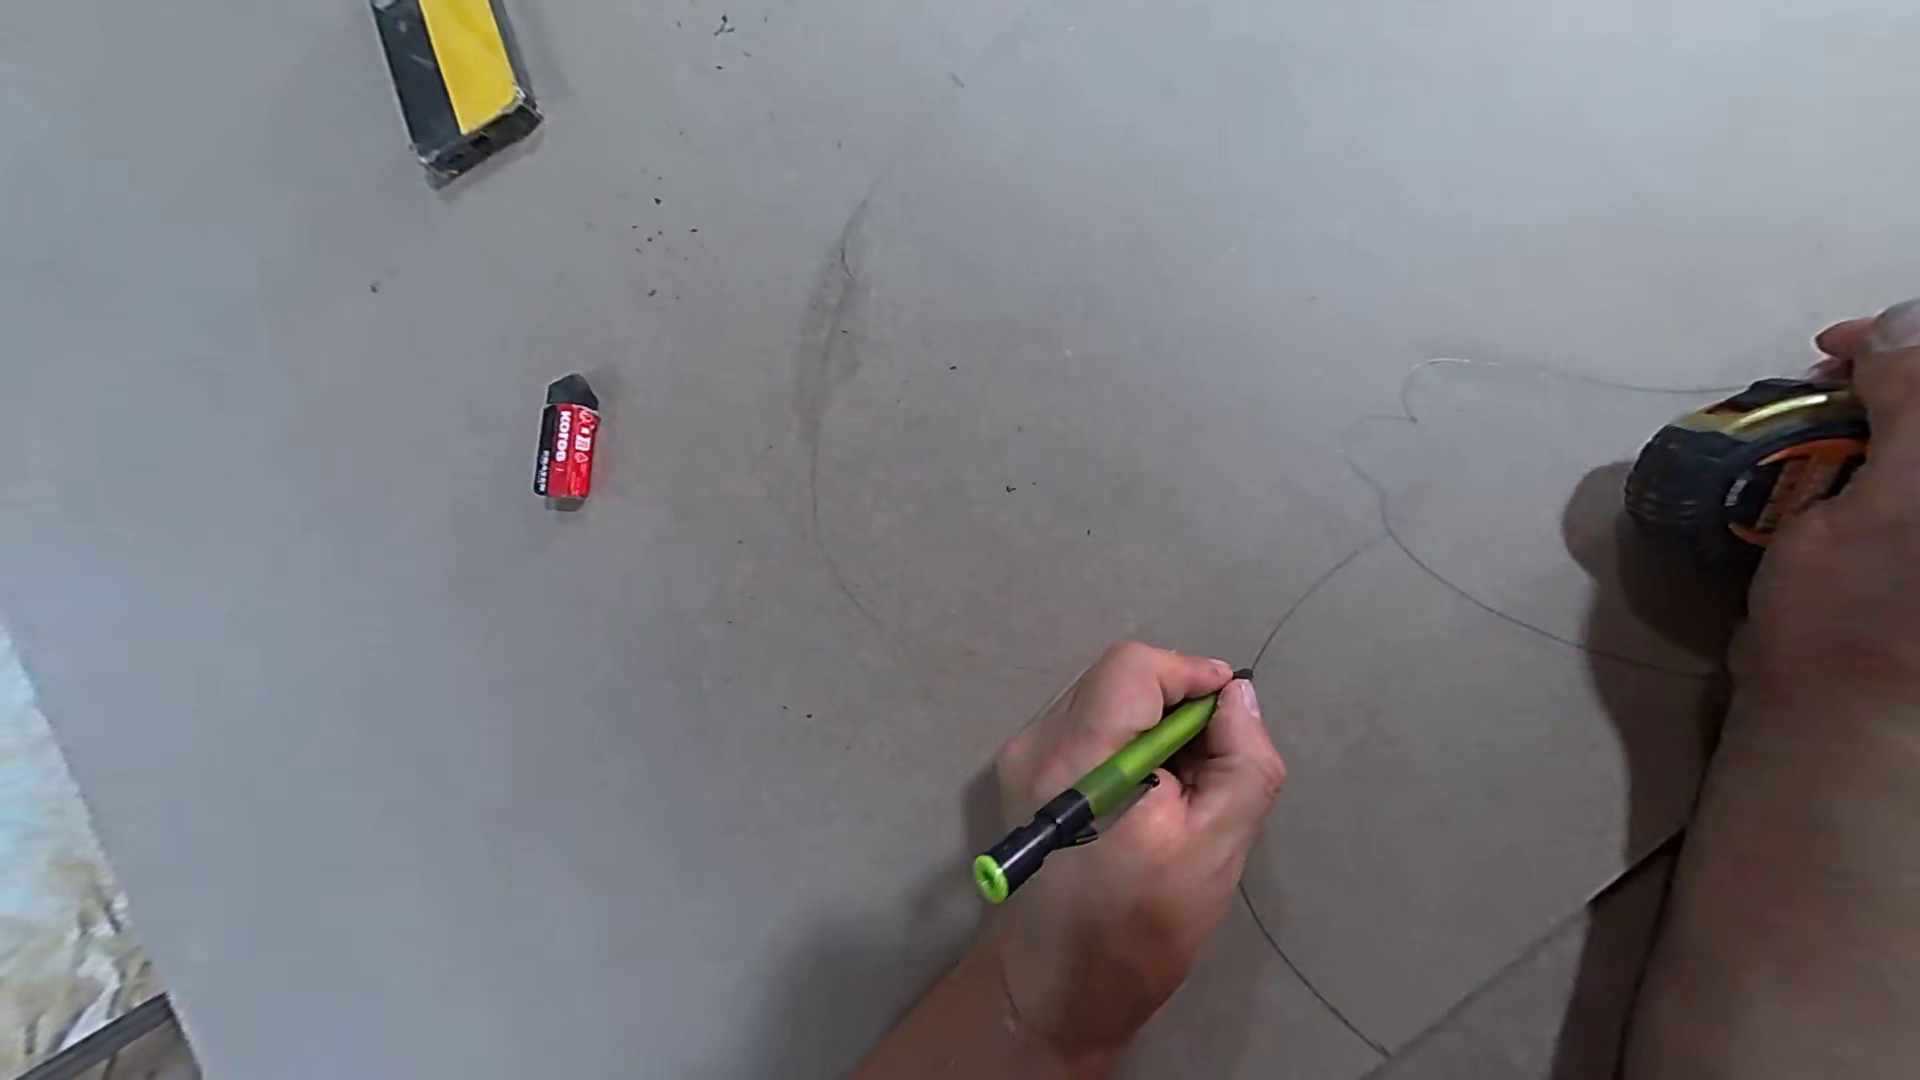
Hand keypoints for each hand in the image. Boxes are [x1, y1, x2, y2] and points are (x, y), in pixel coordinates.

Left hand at [985, 642, 1284, 1068]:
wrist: (1057, 981)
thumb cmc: (1143, 926)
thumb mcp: (1216, 848)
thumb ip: (1241, 760)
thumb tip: (1236, 693)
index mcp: (1077, 759)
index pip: (1130, 667)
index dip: (1186, 672)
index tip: (1227, 704)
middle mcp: (1036, 740)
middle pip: (1112, 674)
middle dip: (1170, 693)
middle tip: (1207, 744)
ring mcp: (1019, 750)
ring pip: (1096, 690)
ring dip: (1145, 711)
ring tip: (1175, 768)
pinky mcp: (1018, 762)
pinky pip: (1079, 716)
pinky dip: (1118, 727)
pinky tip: (1139, 776)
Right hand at [1742, 300, 1919, 701]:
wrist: (1845, 694)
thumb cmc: (1869, 606)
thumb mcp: (1895, 502)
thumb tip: (1906, 321)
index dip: (1918, 343)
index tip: (1836, 345)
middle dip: (1893, 375)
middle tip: (1820, 380)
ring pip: (1912, 434)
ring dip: (1873, 410)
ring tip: (1814, 416)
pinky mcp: (1918, 537)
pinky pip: (1891, 467)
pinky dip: (1860, 447)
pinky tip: (1823, 453)